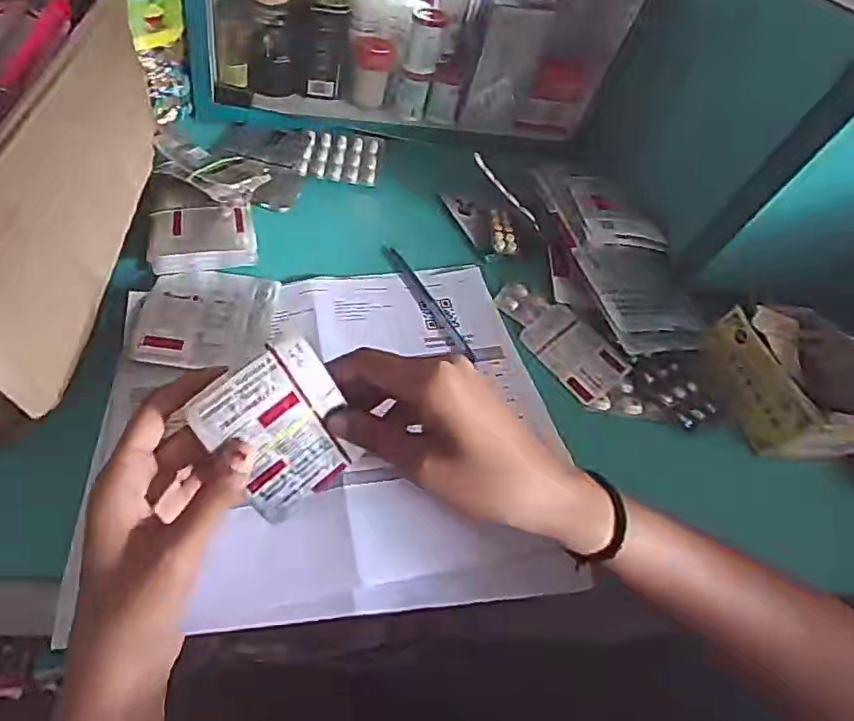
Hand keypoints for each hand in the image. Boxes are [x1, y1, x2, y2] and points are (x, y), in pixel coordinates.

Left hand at [66, 368, 249, 719]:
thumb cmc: (135, 607)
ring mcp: (148, 513)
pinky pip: (193, 492)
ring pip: (185, 466)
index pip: (151, 416)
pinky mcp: (164, 534)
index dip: (184, 390)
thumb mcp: (178, 548)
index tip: (224, 374)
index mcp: (120, 482)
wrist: (118, 676)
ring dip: (217, 452)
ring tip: (259, 431)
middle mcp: (131, 489)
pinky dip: (216, 481)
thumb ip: (215, 495)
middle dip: (211, 421)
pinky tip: (247, 473)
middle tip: (255, 403)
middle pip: (173, 439)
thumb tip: (248, 443)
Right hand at [326, 349, 612, 553]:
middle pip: (384, 368)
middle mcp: (443, 364)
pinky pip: (422, 389)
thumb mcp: (423, 465)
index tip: (307, 395)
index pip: (368, 363)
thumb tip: (335, 419)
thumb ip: (375, 437)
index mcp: (431, 377)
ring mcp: (458, 373)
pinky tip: (385, 434)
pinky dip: (399, 406)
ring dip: (374, 401)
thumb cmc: (485, 482)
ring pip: (401, 379)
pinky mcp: (466, 388)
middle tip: (322, 419)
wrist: (546, 490)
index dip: (334, 376)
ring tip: (348, 433)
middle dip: (352, 390)